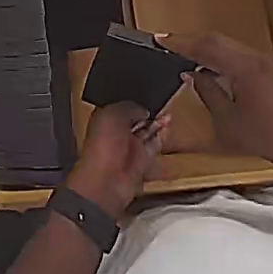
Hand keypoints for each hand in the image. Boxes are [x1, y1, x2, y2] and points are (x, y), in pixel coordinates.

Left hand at [65, 103, 168, 217]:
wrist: (107, 180)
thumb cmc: (104, 144)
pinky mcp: (142, 160)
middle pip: (135, 119)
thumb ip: (130, 108)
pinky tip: (168, 125)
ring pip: (146, 132)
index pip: (120, 107)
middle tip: (161, 101)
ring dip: (157, 122)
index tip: (146, 93)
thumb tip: (144, 110)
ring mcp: (130, 148)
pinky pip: (154, 145)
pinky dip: (161, 136)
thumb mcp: (114, 115)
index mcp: (104, 120)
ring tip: (168, 112)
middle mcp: (116, 133)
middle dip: (146, 111)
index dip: (132, 100)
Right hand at [160, 32, 272, 172]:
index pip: (205, 46)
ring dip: (204, 45)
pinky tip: (207, 63)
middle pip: (215, 39)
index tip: (159, 39)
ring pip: (226, 43)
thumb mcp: (229, 120)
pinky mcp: (268, 68)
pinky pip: (236, 52)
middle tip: (166, 43)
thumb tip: (192, 74)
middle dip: (189, 40)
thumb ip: (208, 91)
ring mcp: (263, 61)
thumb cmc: (269, 137)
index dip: (180, 42)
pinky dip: (218, 53)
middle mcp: (254, 58)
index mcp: (243, 68)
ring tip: (182, 52)